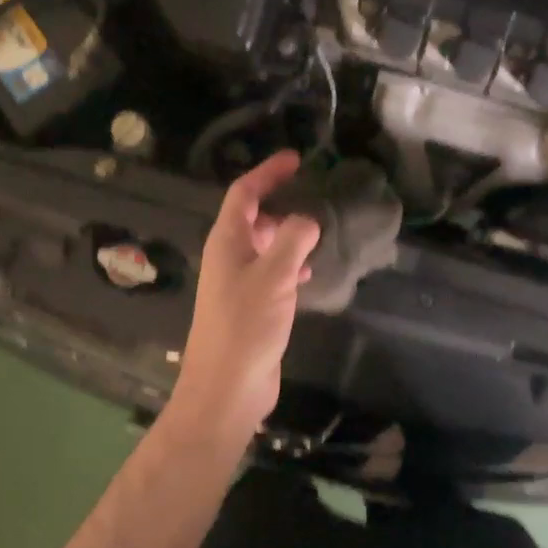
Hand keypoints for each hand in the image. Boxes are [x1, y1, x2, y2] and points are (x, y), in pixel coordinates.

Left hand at [170, 151, 320, 443]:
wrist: (227, 388)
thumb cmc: (245, 326)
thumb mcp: (274, 276)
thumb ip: (294, 240)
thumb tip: (308, 219)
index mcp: (226, 242)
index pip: (244, 194)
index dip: (267, 173)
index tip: (295, 159)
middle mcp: (229, 258)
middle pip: (254, 218)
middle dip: (281, 202)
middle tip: (314, 196)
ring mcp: (238, 284)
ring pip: (265, 246)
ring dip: (289, 235)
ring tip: (320, 231)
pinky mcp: (251, 308)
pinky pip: (272, 273)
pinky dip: (291, 265)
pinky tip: (311, 273)